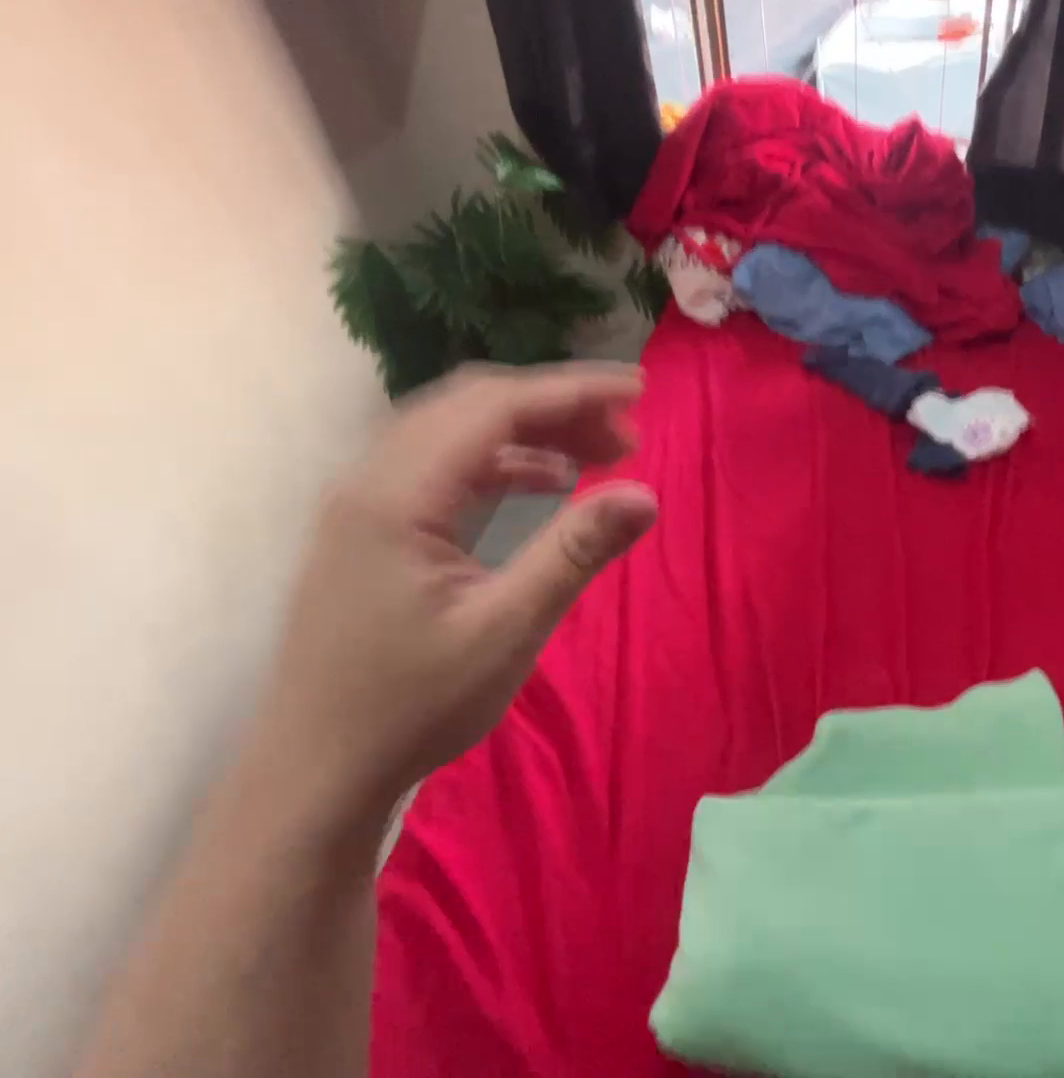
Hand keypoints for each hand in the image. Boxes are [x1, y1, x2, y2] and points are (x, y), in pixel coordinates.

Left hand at [258, 363, 657, 810]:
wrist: (321, 769)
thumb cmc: (415, 702)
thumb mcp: (509, 627)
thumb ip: (576, 551)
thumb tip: (647, 494)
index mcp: (395, 495)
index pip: (493, 408)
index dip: (572, 390)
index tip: (640, 392)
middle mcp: (371, 481)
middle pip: (472, 406)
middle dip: (558, 405)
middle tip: (630, 432)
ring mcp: (368, 504)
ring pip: (459, 433)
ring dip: (534, 430)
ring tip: (603, 453)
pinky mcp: (377, 530)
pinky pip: (448, 469)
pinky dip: (507, 462)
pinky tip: (551, 483)